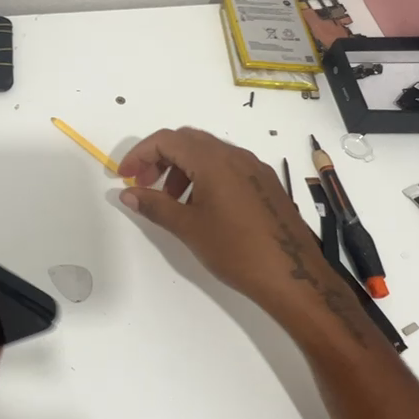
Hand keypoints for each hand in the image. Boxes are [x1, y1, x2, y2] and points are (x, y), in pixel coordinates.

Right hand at [118, 128, 347, 324]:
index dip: (140, 154)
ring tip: (171, 200)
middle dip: (160, 158)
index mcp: (214, 161)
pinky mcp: (266, 184)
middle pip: (188, 141)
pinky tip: (200, 206)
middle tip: (143, 185)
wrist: (294, 277)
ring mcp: (254, 168)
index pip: (167, 141)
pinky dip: (204, 176)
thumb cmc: (236, 250)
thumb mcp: (188, 228)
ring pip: (208, 153)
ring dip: (182, 168)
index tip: (124, 177)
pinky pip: (227, 167)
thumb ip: (155, 206)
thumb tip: (128, 194)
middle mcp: (235, 156)